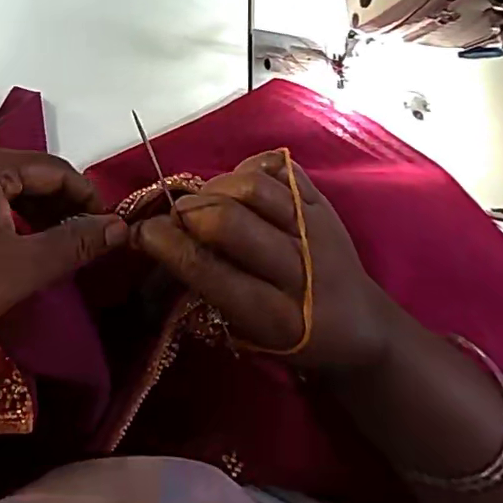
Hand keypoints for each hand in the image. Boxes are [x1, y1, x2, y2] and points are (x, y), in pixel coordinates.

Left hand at [0, 143, 128, 365]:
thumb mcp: (21, 268)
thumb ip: (74, 244)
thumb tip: (118, 228)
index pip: (55, 168)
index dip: (88, 198)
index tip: (112, 231)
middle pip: (28, 176)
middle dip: (62, 208)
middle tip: (89, 246)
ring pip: (4, 191)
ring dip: (35, 217)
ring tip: (57, 252)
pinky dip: (6, 222)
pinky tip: (15, 251)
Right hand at [133, 151, 400, 370]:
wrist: (359, 325)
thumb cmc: (287, 335)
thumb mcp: (241, 331)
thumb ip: (195, 288)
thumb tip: (146, 246)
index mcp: (275, 316)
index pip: (206, 268)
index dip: (165, 244)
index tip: (143, 233)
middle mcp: (301, 270)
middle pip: (227, 220)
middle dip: (187, 213)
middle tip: (176, 218)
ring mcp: (316, 229)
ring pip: (251, 185)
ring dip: (215, 187)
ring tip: (207, 200)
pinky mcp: (324, 202)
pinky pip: (278, 166)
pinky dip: (248, 168)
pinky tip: (239, 187)